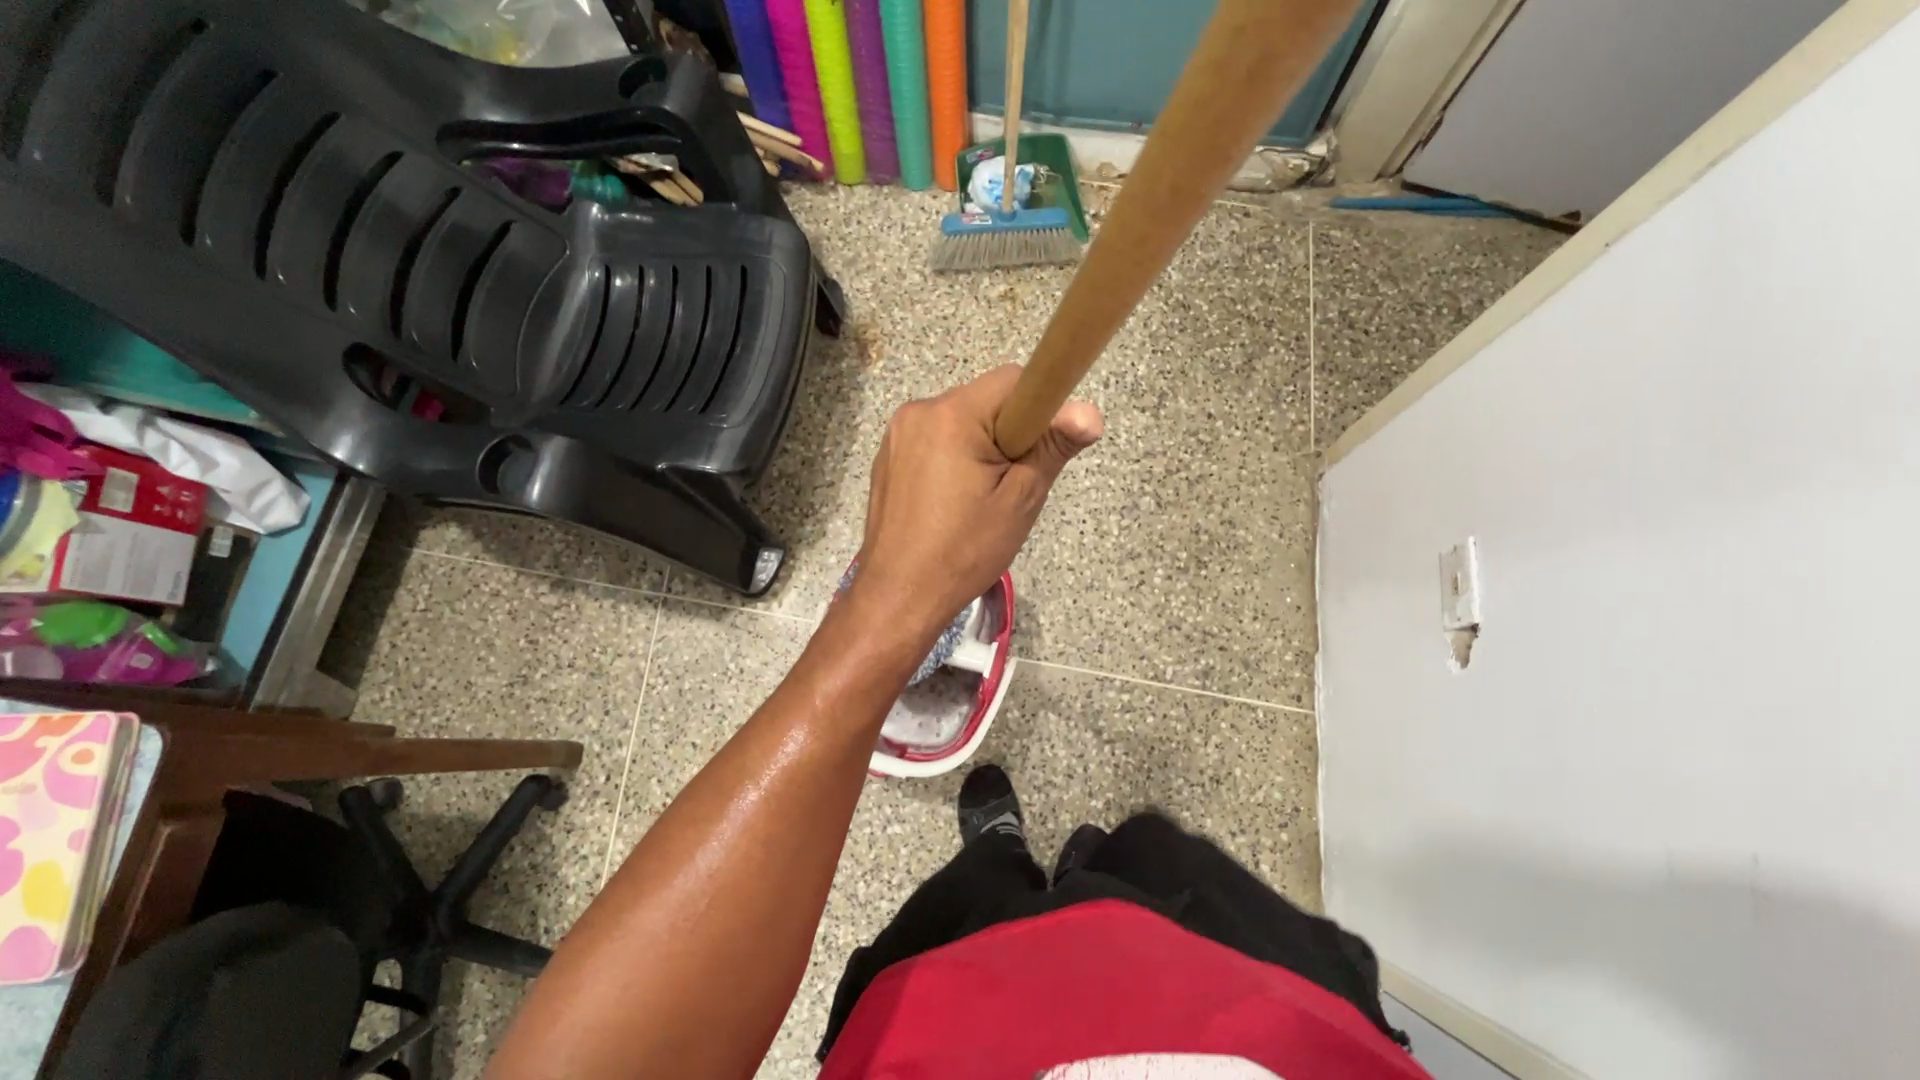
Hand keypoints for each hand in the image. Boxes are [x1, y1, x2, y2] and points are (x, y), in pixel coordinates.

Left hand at [849, 364, 1103, 636]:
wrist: (899, 596)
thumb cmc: (964, 550)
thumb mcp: (1020, 500)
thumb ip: (1053, 447)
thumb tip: (1091, 413)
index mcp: (951, 414)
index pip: (1013, 380)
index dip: (1039, 408)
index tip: (1041, 449)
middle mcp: (917, 411)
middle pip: (984, 401)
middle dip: (1008, 434)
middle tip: (1011, 485)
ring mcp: (897, 436)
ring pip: (960, 423)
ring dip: (980, 448)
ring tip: (981, 500)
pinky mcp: (887, 459)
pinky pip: (934, 442)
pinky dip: (952, 461)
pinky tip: (952, 504)